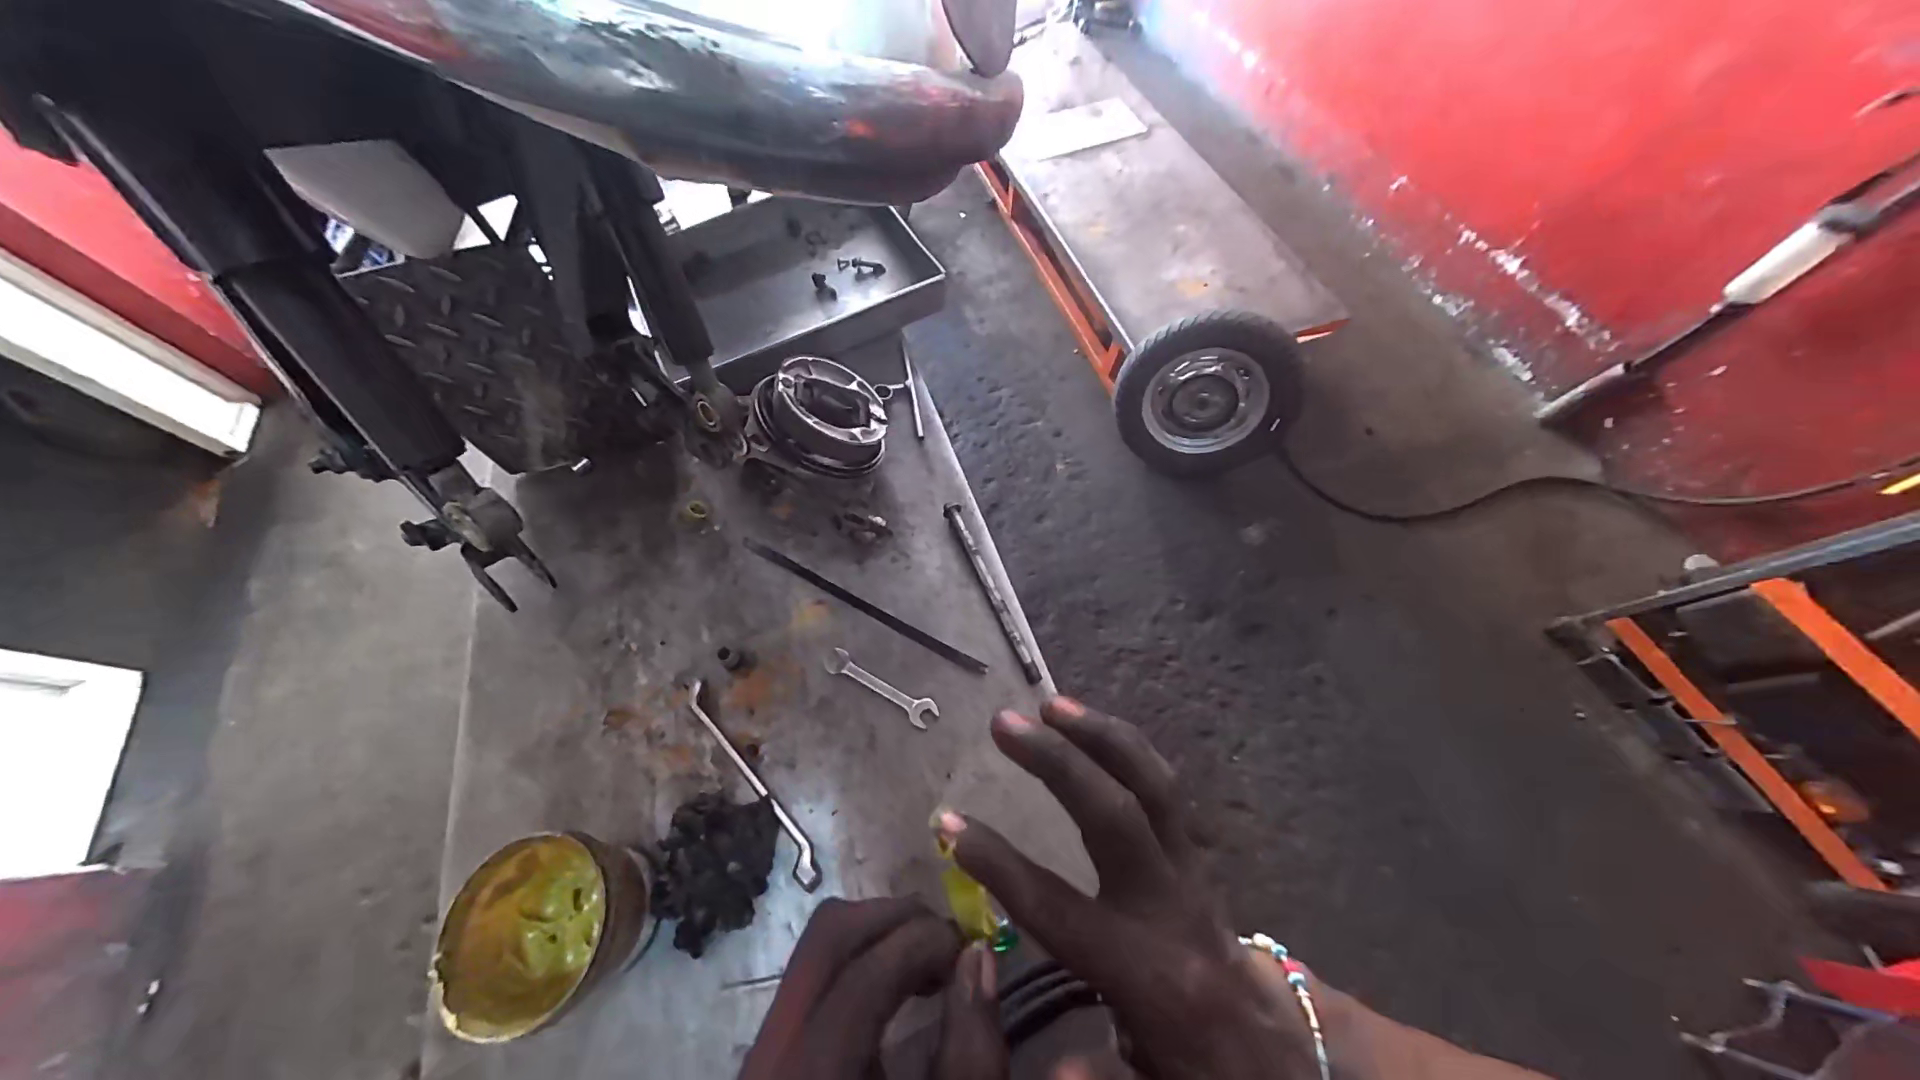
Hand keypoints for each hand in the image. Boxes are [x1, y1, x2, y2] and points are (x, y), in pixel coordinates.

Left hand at [738, 897, 1004, 1079]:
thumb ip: (970, 1054)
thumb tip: (978, 956)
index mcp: (813, 1077)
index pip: (863, 975)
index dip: (923, 944)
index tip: (970, 948)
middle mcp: (772, 1050)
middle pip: (830, 937)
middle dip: (898, 922)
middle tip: (948, 946)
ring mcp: (763, 1047)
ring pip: (818, 948)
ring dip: (881, 937)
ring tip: (928, 967)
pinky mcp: (771, 1049)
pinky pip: (814, 974)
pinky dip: (862, 961)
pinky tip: (897, 989)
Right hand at [935, 697, 1317, 1079]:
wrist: (1278, 1058)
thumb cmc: (1200, 1071)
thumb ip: (1103, 1078)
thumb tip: (1054, 1068)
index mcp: (1146, 971)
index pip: (1057, 905)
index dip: (998, 862)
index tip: (947, 822)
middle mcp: (1171, 906)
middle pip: (1115, 816)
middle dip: (1058, 764)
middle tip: (1005, 723)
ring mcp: (1192, 873)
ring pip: (1154, 786)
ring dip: (1102, 737)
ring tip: (1052, 704)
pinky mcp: (1201, 858)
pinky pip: (1167, 790)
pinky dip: (1130, 751)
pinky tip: (1095, 727)